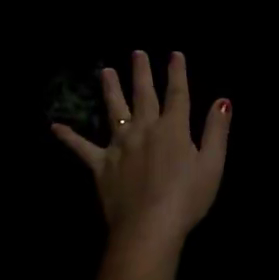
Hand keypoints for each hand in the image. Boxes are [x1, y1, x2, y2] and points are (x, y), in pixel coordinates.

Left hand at [52, 50, 230, 248]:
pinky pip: (82, 148)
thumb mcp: (213, 164)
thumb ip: (216, 130)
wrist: (149, 226)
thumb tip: (223, 100)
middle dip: (141, 72)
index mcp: (173, 129)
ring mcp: (119, 146)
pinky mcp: (101, 165)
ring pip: (114, 111)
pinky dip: (69, 137)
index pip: (177, 94)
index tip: (174, 54)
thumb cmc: (187, 198)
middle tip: (137, 52)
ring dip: (110, 90)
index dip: (177, 72)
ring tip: (105, 72)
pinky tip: (55, 127)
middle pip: (143, 95)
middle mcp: (144, 129)